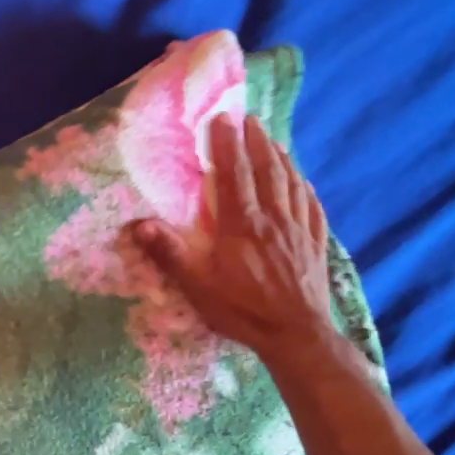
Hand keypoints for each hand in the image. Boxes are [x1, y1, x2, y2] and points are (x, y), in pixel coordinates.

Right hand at [128, 114, 334, 367]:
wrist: (296, 334)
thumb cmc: (242, 310)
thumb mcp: (197, 285)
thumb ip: (170, 253)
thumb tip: (139, 225)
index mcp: (242, 225)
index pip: (233, 175)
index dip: (226, 145)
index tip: (221, 119)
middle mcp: (273, 219)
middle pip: (266, 170)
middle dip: (256, 142)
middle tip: (249, 119)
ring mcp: (299, 230)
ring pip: (291, 183)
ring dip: (281, 158)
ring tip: (272, 140)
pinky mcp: (315, 244)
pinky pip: (312, 205)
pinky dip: (304, 186)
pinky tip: (302, 181)